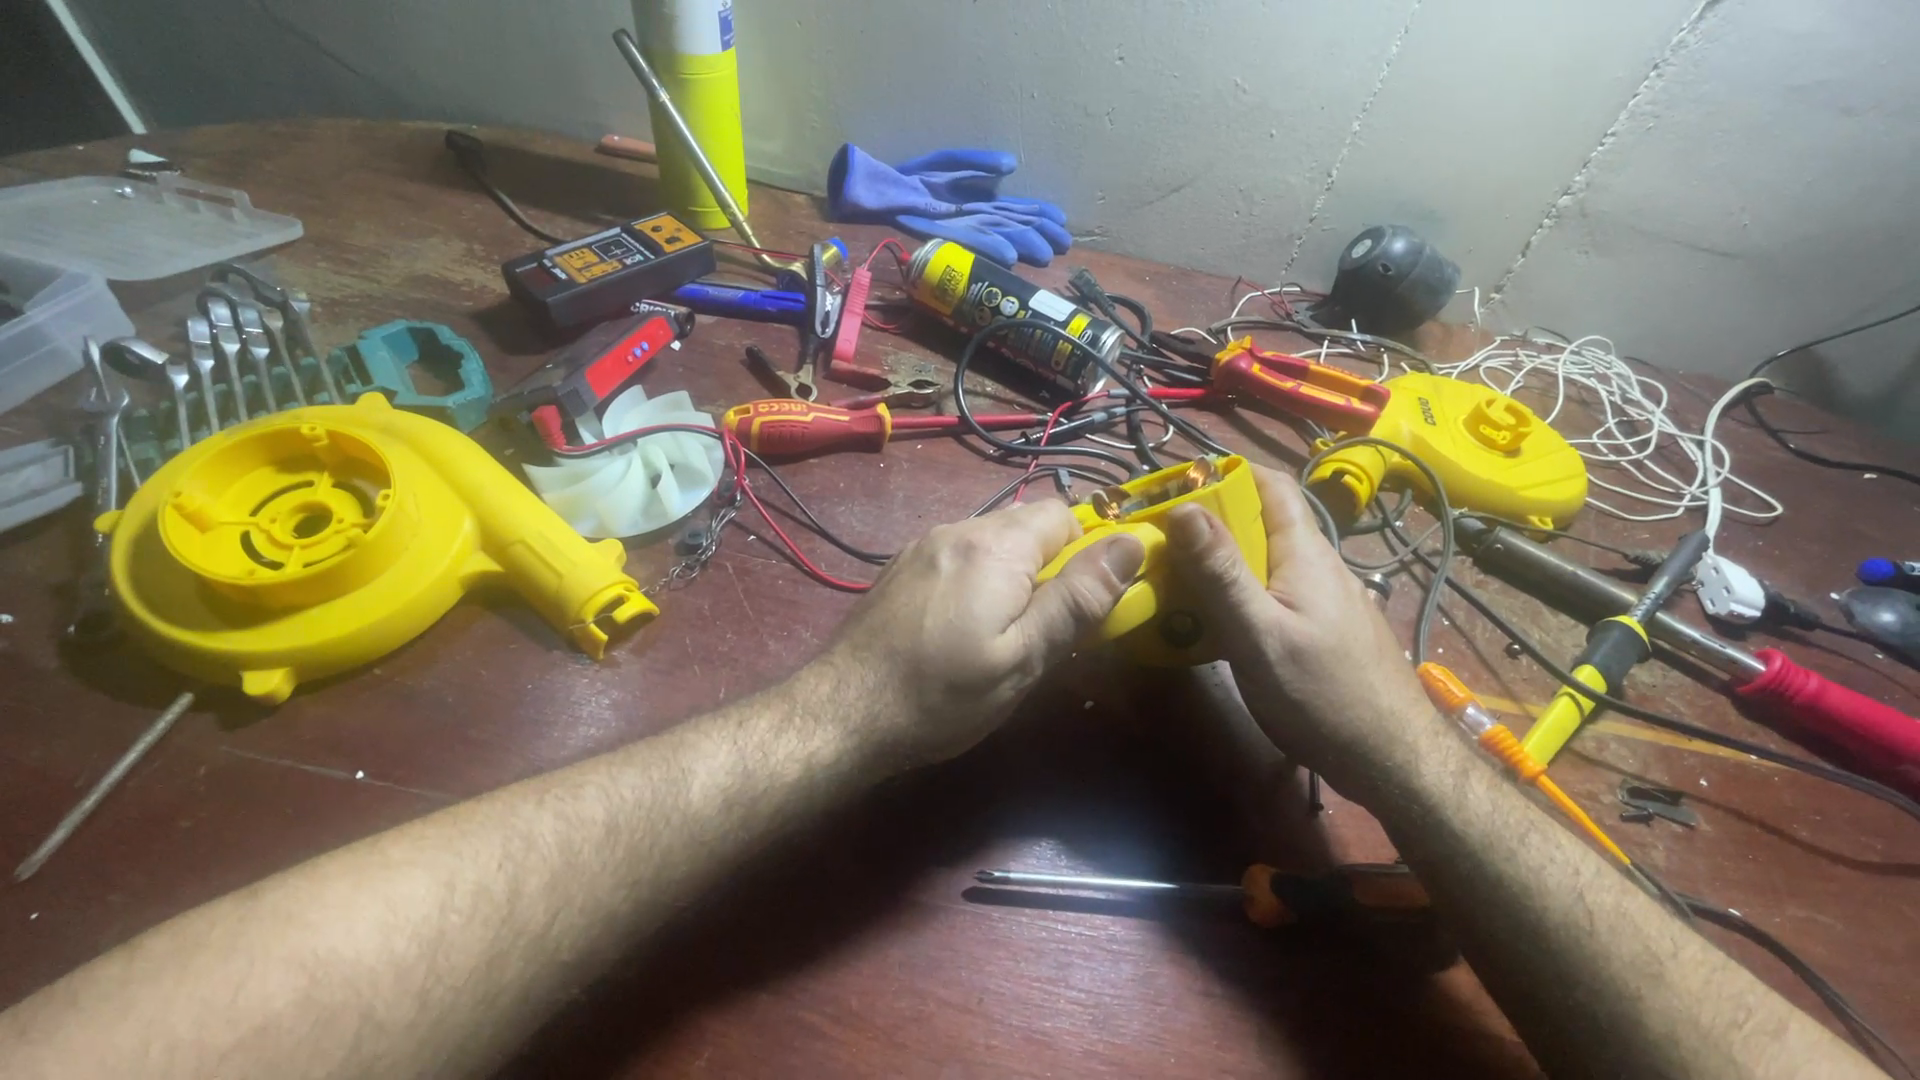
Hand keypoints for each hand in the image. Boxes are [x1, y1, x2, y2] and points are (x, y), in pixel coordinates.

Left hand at [823, 499, 1145, 765]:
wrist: (843, 712)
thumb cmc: (942, 695)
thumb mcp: (1024, 658)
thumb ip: (1078, 599)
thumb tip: (1131, 544)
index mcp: (994, 545)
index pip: (1064, 514)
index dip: (1085, 554)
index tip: (1082, 602)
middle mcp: (957, 528)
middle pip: (1026, 526)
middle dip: (1048, 567)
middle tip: (1043, 629)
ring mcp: (922, 545)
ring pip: (991, 542)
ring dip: (1011, 575)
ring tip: (1000, 634)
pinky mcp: (901, 567)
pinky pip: (958, 556)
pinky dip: (976, 580)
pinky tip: (959, 628)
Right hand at [1166, 466, 1435, 801]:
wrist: (1390, 760)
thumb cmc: (1321, 694)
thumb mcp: (1259, 634)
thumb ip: (1221, 573)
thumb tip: (1182, 508)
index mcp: (1305, 553)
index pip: (1271, 484)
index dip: (1225, 473)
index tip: (1174, 486)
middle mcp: (1317, 566)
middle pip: (1261, 524)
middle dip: (1209, 524)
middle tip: (1156, 542)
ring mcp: (1322, 600)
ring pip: (1264, 563)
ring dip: (1219, 563)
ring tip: (1170, 582)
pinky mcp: (1321, 630)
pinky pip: (1272, 595)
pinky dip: (1236, 595)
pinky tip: (1213, 624)